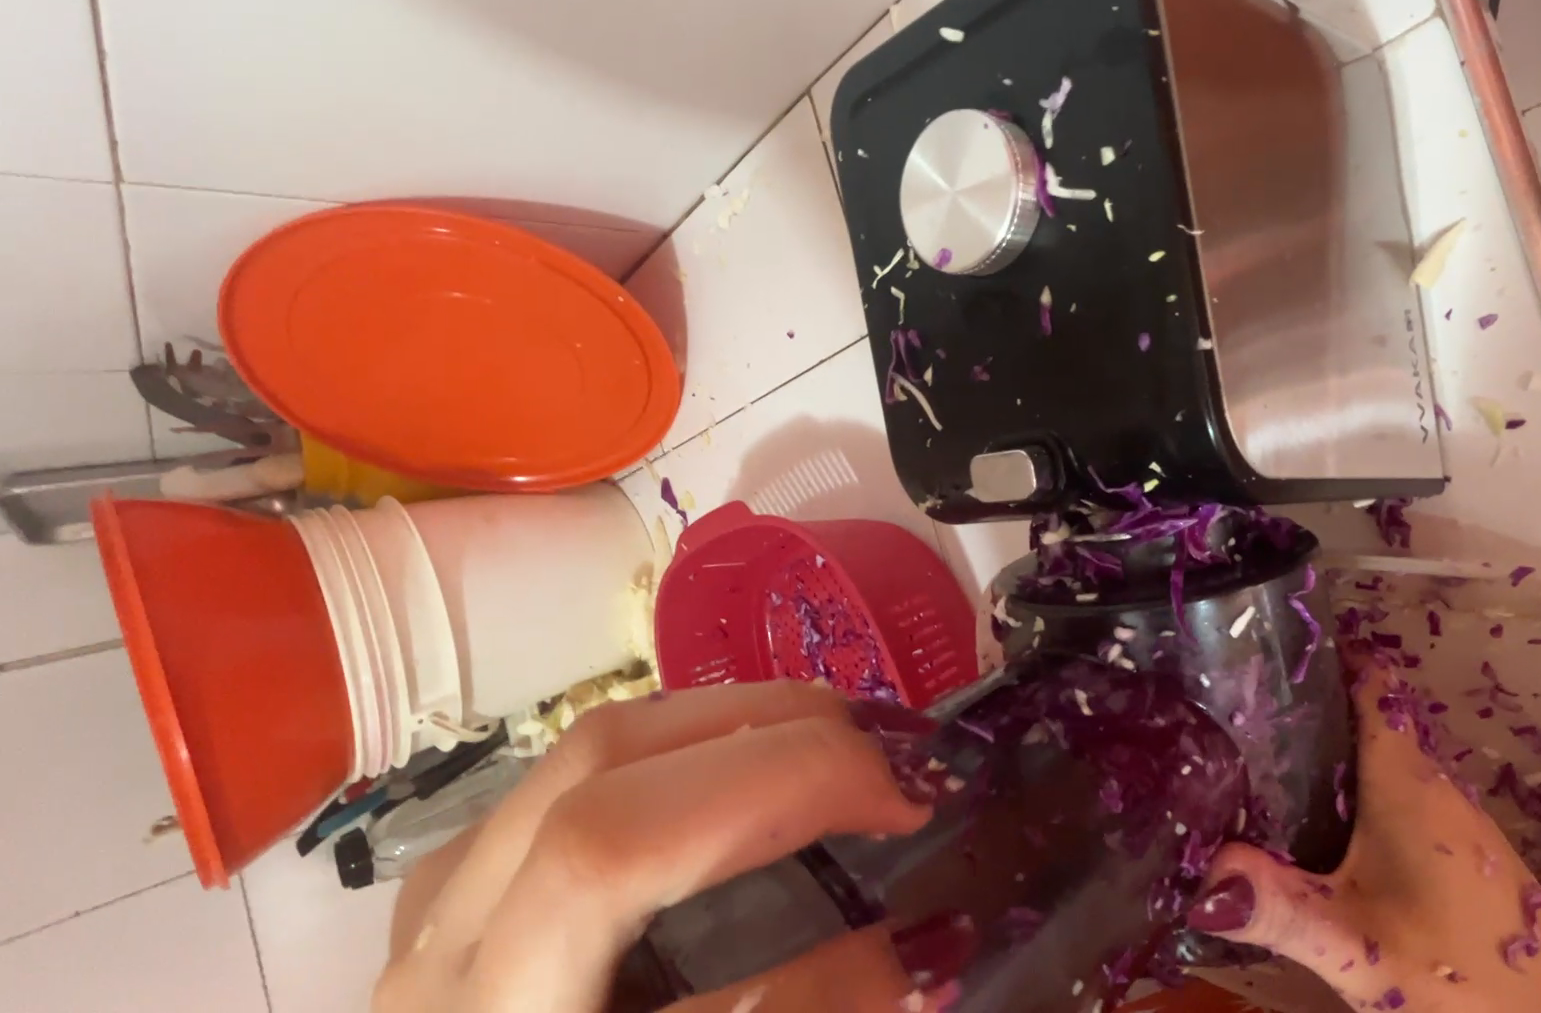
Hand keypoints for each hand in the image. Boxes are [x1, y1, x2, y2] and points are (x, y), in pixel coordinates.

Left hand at [376, 681, 935, 1012]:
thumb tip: (921, 959)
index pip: (678, 1012)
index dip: (820, 977)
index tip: (936, 934)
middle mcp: (443, 982)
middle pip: (608, 815)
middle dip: (785, 767)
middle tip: (899, 777)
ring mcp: (440, 901)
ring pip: (598, 746)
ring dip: (748, 719)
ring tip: (845, 737)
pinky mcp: (462, 858)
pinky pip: (591, 753)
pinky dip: (695, 732)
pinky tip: (755, 750)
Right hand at [1184, 668, 1540, 1011]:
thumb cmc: (1469, 977)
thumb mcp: (1357, 945)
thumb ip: (1277, 908)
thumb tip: (1193, 880)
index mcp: (1405, 777)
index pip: (1370, 679)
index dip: (1325, 648)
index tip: (1263, 637)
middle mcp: (1428, 782)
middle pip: (1361, 712)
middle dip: (1301, 696)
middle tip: (1228, 695)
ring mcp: (1446, 818)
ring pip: (1372, 752)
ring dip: (1320, 739)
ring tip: (1248, 744)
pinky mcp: (1453, 853)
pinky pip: (1383, 788)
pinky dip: (1341, 781)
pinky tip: (1303, 814)